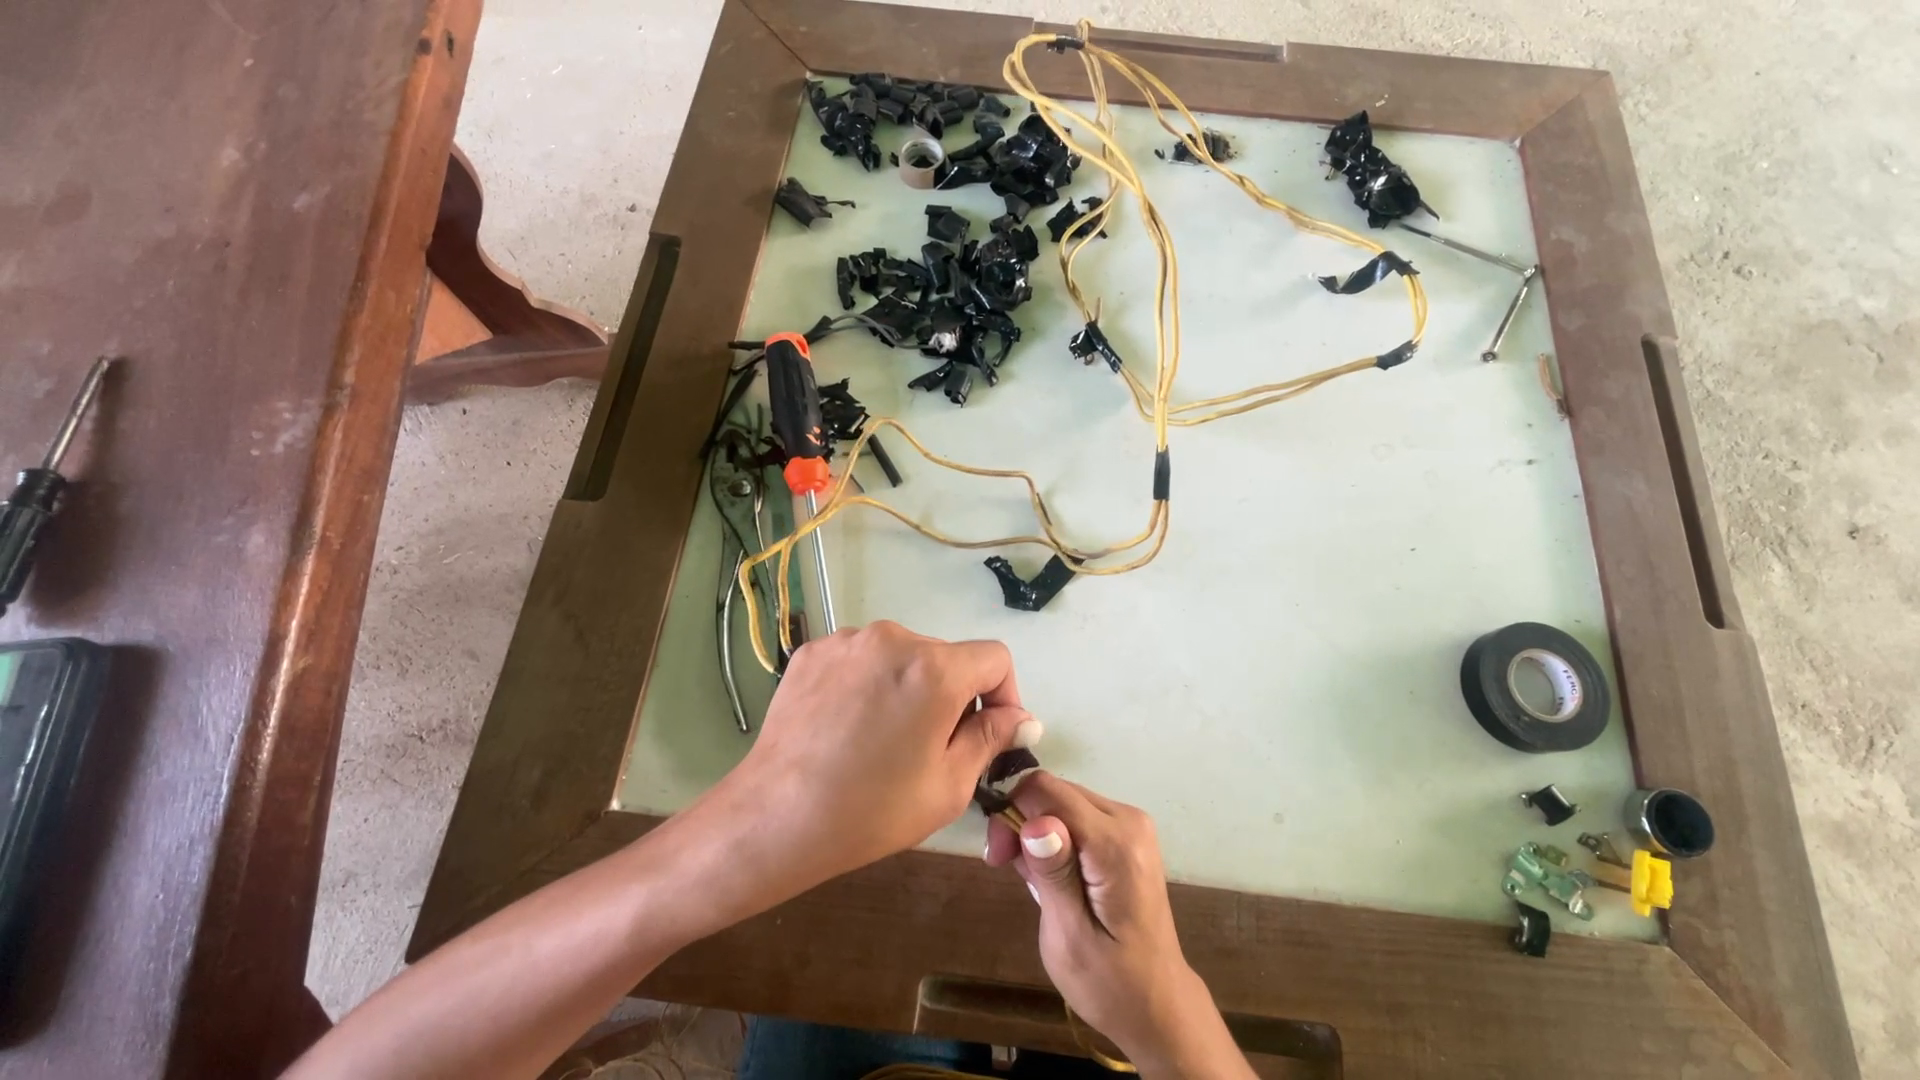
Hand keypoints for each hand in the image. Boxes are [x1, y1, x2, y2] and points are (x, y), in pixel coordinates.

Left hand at [700, 621, 1038, 903]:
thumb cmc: (873, 809)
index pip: (995, 658)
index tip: (990, 734)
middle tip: (932, 749)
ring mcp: (847, 641)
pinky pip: (860, 660)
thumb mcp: (949, 784)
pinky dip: (867, 684)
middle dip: (952, 696)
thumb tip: (1020, 718)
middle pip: (945, 657)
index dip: (1004, 695)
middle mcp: (893, 638)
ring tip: (883, 739)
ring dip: (908, 687)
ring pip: (900, 657)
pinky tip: (848, 727)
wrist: (776, 817)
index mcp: (935, 668)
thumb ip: (991, 738)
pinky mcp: (812, 653)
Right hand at [986, 773, 1251, 1078]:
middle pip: (1054, 790)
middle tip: (1005, 867)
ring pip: (1061, 799)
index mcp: (1116, 844)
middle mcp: (1129, 820)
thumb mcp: (1069, 937)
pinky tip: (1051, 875)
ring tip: (1032, 881)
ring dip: (1035, 831)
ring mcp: (1131, 824)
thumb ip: (1053, 875)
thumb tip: (1036, 822)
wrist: (1157, 1004)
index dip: (1012, 813)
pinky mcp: (1126, 833)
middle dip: (1020, 821)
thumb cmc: (1110, 983)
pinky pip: (1076, 815)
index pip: (1046, 791)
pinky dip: (1054, 837)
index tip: (998, 857)